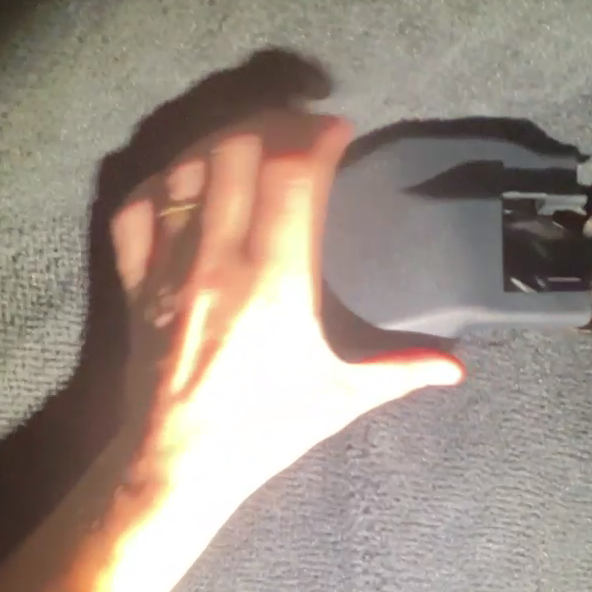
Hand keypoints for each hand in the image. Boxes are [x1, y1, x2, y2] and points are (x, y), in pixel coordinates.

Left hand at [108, 110, 463, 512]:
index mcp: (276, 283)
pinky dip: (162, 186)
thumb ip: (399, 372)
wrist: (177, 465)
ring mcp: (170, 270)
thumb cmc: (260, 433)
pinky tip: (186, 191)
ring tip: (248, 155)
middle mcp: (219, 262)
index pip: (293, 171)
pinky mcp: (135, 286)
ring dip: (220, 147)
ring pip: (187, 170)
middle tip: (295, 140)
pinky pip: (137, 210)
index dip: (318, 134)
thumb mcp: (337, 400)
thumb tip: (456, 370)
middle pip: (238, 149)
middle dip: (272, 126)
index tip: (338, 135)